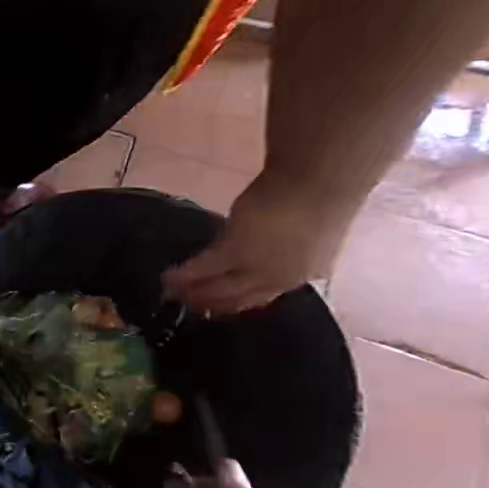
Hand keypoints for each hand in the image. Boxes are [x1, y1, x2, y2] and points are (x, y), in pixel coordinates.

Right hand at [161, 174, 354, 314]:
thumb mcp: (302, 227)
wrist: (318, 182)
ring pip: (221, 289)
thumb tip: (256, 242)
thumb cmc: (318, 193)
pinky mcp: (237, 251)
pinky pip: (206, 269)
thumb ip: (280, 242)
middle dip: (208, 303)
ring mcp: (258, 268)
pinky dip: (186, 275)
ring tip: (170, 291)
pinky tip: (170, 276)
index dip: (234, 302)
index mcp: (302, 273)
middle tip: (184, 304)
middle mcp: (280, 280)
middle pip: (238, 300)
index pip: (262, 296)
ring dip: (193, 292)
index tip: (212, 306)